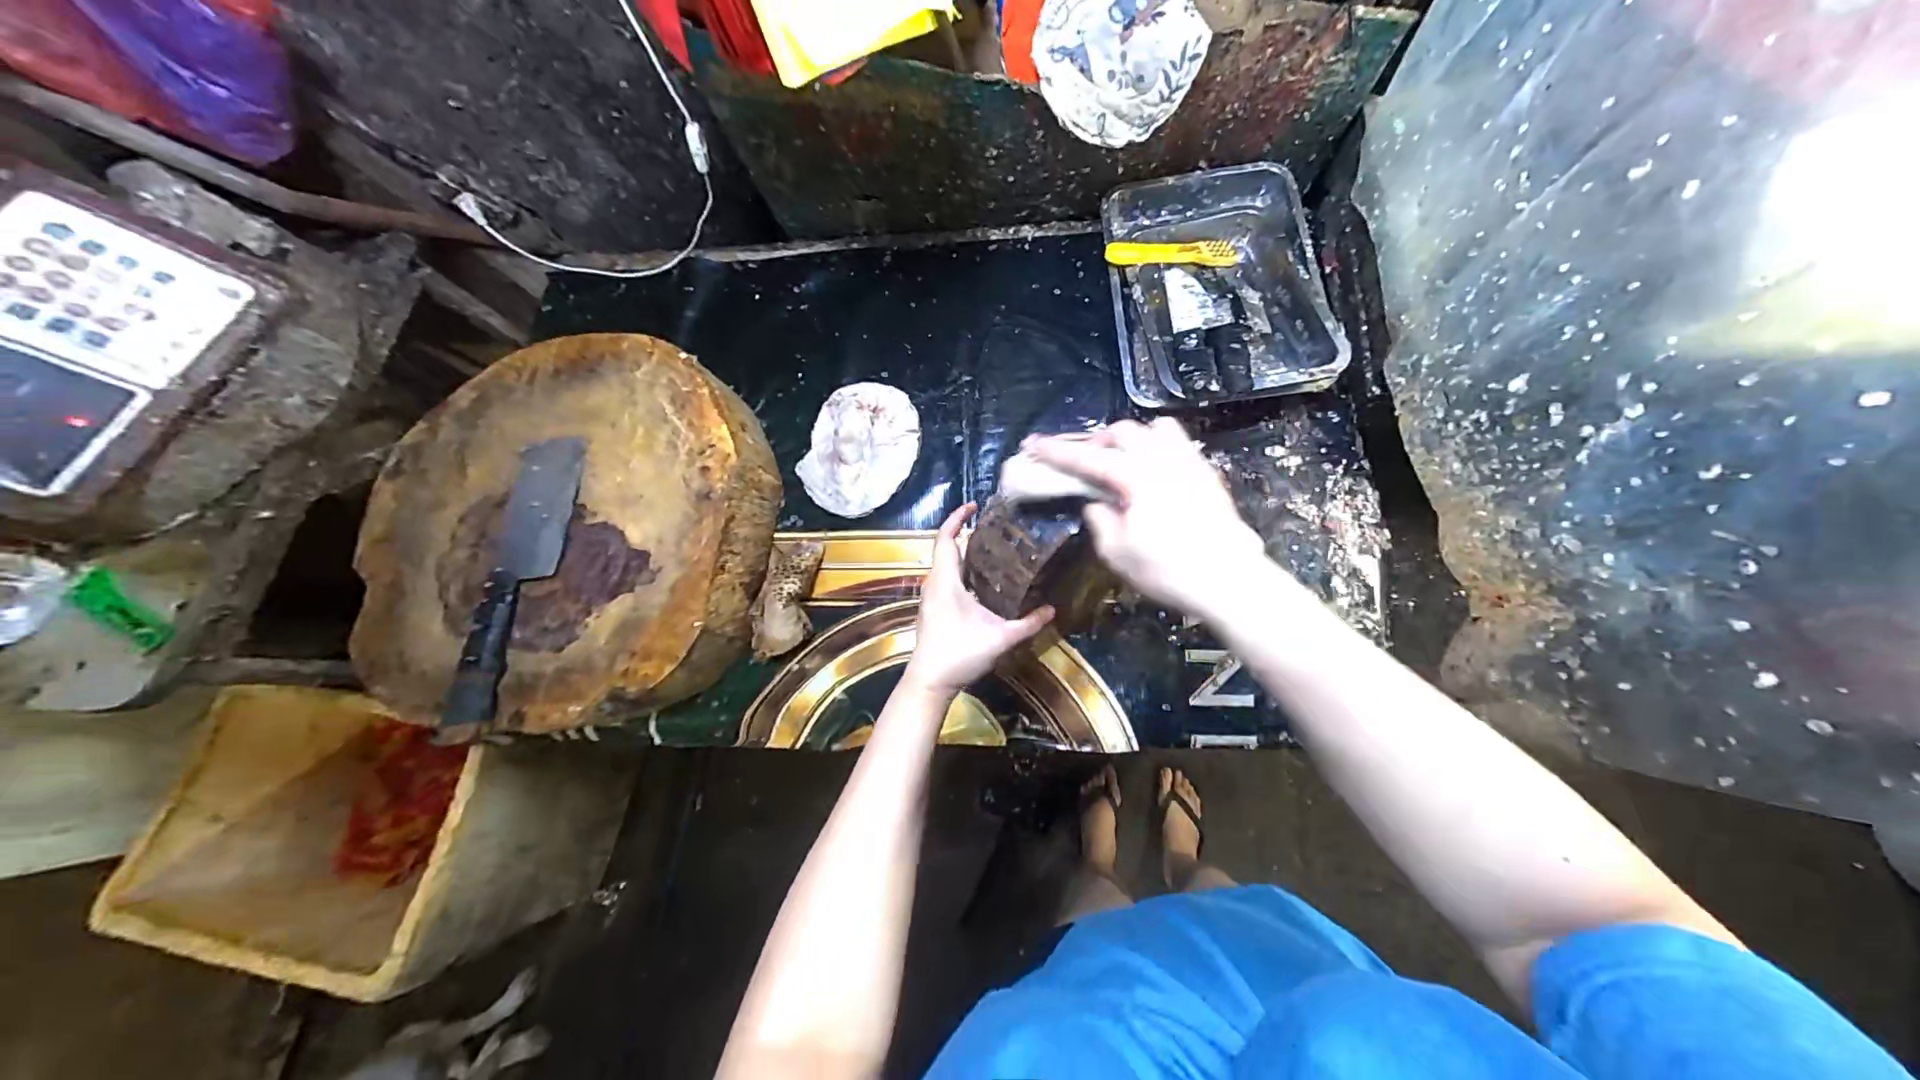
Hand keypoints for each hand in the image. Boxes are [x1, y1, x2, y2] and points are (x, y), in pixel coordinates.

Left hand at [903, 504, 1054, 694]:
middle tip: (992, 527)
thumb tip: (1052, 610)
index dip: (956, 518)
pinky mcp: (932, 609)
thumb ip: (1028, 624)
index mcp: (945, 581)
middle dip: (965, 533)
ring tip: (991, 548)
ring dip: (963, 553)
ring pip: (944, 565)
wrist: (929, 682)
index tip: (973, 505)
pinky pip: (945, 578)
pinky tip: (980, 580)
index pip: (946, 538)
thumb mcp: (1000, 638)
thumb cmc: (959, 655)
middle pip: (945, 548)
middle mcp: (934, 583)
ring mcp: (930, 597)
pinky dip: (960, 570)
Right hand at [1026, 419, 1268, 618]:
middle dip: (1095, 442)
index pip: (1087, 456)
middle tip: (1082, 463)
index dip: (1056, 451)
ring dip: (1131, 439)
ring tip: (1121, 461)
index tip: (1032, 445)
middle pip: (1122, 432)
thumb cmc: (1168, 570)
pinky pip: (1179, 444)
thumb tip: (1095, 503)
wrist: (1230, 580)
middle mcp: (1163, 459)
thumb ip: (1100, 520)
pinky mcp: (1207, 474)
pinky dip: (1158, 447)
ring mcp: (1189, 463)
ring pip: (1155, 429)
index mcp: (1135, 476)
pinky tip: (1153, 471)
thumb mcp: (1118, 553)